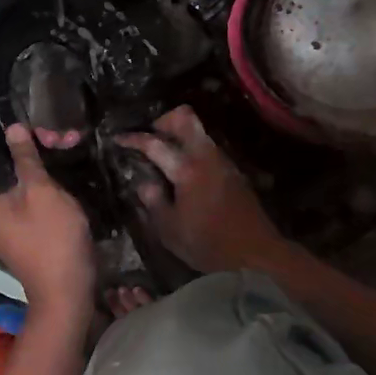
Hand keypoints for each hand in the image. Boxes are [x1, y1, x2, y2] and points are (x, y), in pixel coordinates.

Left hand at [0, 124, 95, 319]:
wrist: (69, 290)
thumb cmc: (50, 238)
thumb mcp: (40, 191)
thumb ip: (24, 157)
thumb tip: (12, 127)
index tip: (12, 119)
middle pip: (0, 165)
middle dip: (28, 145)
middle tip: (55, 134)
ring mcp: (8, 218)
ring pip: (19, 176)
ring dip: (41, 158)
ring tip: (68, 140)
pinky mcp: (26, 223)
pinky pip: (30, 191)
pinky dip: (45, 177)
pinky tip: (65, 159)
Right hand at [117, 106, 293, 272]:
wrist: (257, 256)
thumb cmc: (208, 245)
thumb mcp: (169, 230)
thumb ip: (153, 202)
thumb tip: (144, 184)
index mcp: (187, 170)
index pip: (155, 143)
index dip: (133, 139)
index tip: (118, 138)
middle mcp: (206, 157)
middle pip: (185, 118)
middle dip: (164, 121)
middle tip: (150, 138)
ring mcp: (223, 162)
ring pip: (199, 132)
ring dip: (180, 136)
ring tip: (165, 157)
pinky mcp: (234, 173)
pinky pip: (208, 149)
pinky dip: (193, 151)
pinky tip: (185, 174)